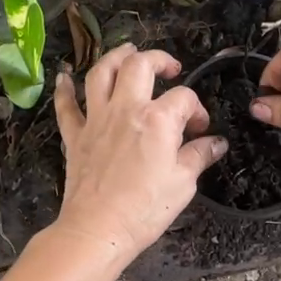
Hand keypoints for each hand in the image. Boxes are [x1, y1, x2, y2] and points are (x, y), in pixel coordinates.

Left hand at [52, 44, 226, 259]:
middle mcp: (126, 109)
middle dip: (159, 59)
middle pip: (140, 65)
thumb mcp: (183, 183)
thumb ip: (199, 156)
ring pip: (101, 72)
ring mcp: (97, 120)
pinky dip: (64, 89)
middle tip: (170, 67)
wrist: (98, 229)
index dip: (197, 110)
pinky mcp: (75, 136)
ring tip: (127, 52)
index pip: (184, 98)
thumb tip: (216, 143)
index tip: (201, 129)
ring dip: (115, 56)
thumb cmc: (145, 209)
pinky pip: (66, 105)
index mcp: (158, 120)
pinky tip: (64, 78)